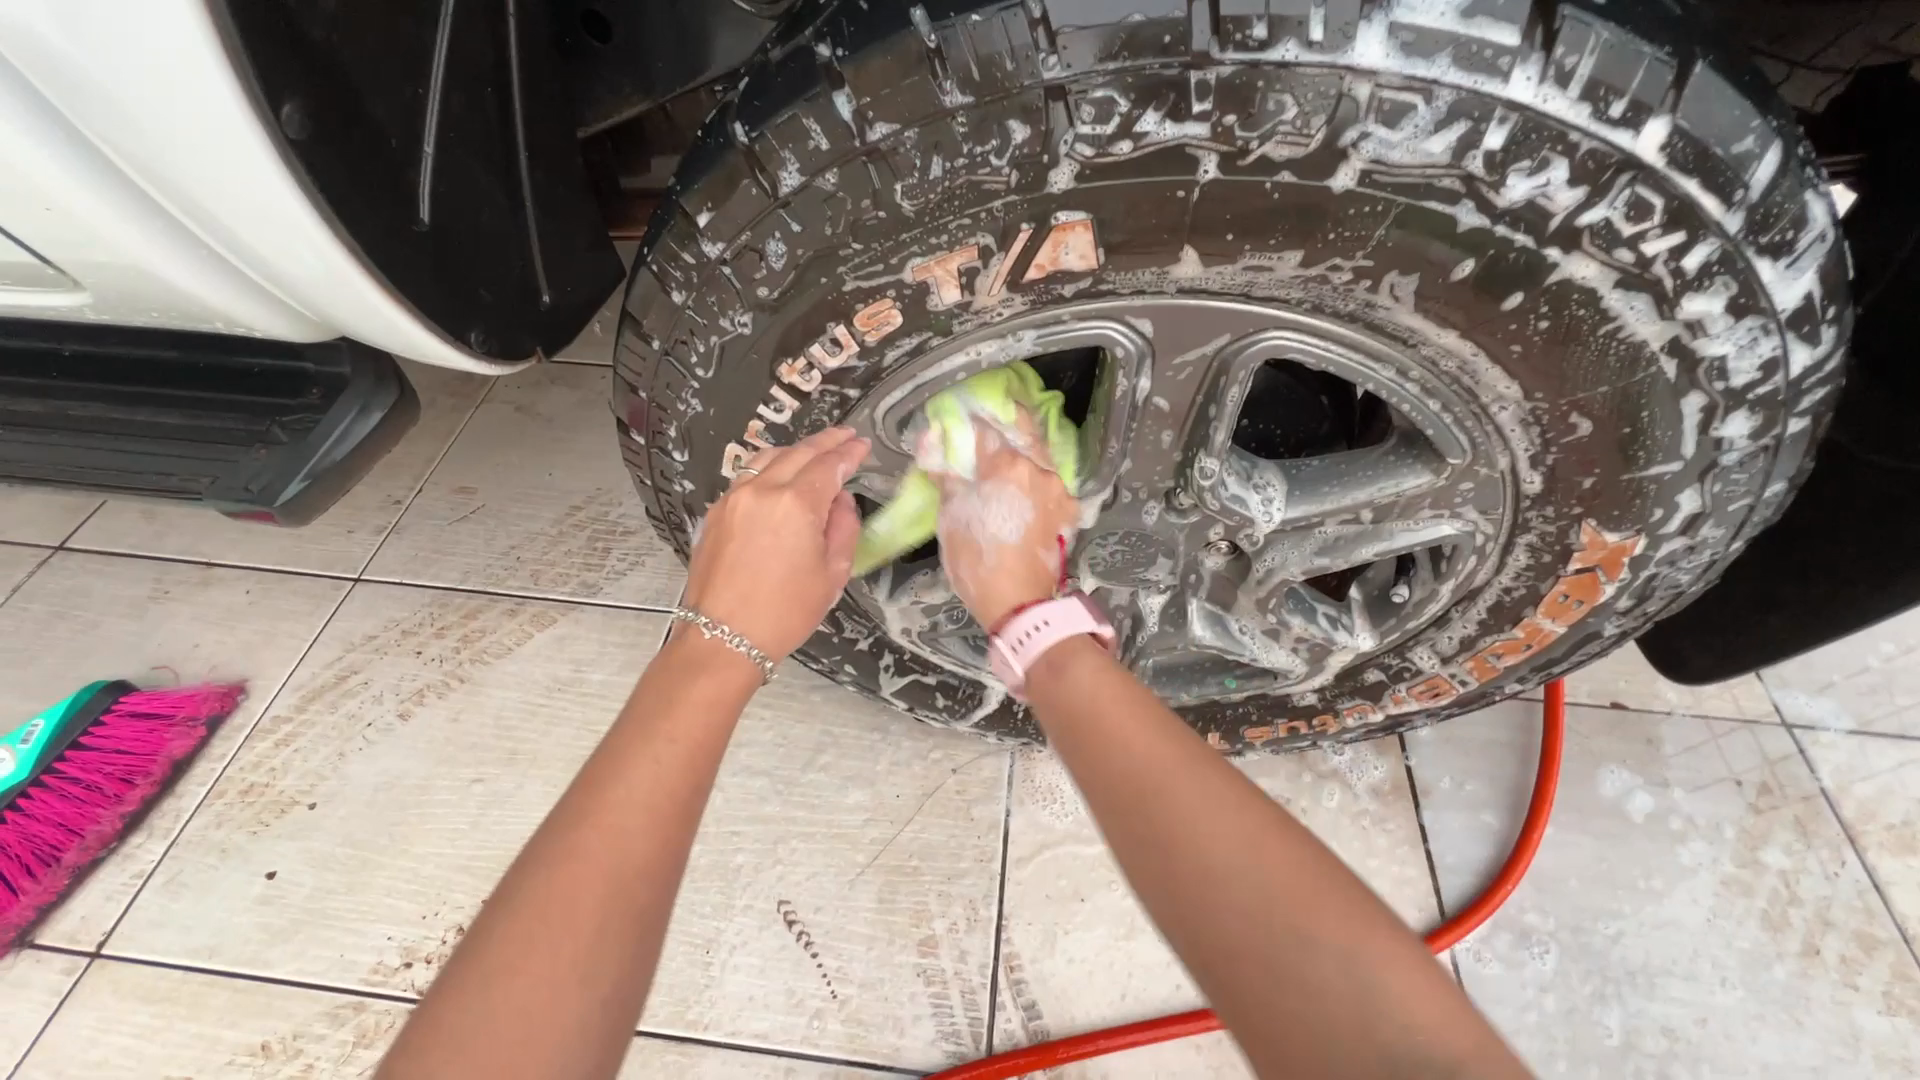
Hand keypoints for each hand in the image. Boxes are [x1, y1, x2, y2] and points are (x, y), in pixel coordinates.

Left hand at [681, 427, 869, 661]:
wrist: (722, 638)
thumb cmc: (785, 612)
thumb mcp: (832, 575)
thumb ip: (843, 529)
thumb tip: (841, 502)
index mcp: (796, 504)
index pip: (829, 466)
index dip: (849, 452)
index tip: (863, 444)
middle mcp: (762, 490)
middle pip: (799, 452)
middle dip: (826, 442)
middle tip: (846, 435)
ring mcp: (733, 498)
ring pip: (768, 458)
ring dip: (796, 450)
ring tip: (816, 451)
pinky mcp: (716, 512)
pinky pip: (748, 476)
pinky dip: (770, 468)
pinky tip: (781, 476)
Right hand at [933, 415, 1077, 628]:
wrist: (1018, 603)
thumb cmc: (976, 559)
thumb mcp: (951, 516)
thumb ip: (945, 473)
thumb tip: (932, 440)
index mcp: (1007, 465)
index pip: (986, 430)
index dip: (972, 422)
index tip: (962, 418)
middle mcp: (1038, 469)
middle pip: (1023, 433)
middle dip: (1009, 421)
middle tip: (995, 415)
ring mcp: (1058, 490)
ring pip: (1041, 456)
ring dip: (1026, 447)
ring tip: (1011, 446)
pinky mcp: (1067, 511)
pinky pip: (1052, 482)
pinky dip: (1039, 475)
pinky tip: (1029, 479)